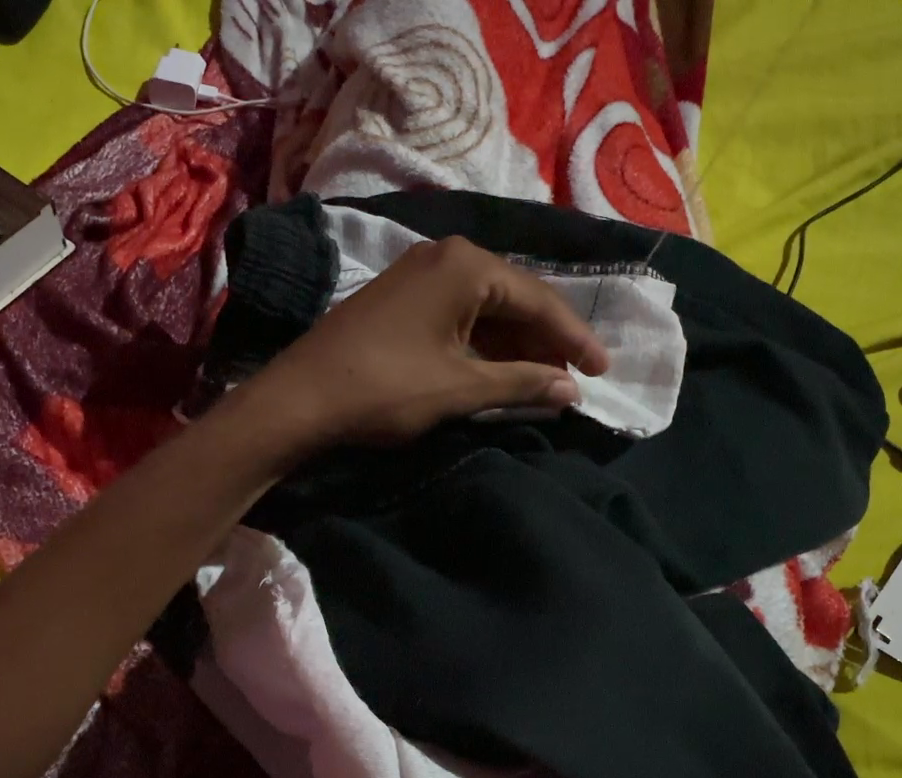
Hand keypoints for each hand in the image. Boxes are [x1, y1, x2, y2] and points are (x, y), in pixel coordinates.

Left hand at [245, 236, 610, 447]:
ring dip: (512, 346)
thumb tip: (572, 390)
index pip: (538, 300)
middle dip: (544, 343)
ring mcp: (416, 274)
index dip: (573, 340)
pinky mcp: (396, 298)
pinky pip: (455, 315)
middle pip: (512, 298)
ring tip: (540, 383)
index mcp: (467, 264)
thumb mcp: (460, 388)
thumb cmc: (385, 388)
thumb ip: (521, 383)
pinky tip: (494, 371)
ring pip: (483, 308)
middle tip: (572, 381)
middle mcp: (444, 255)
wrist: (299, 398)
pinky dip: (479, 344)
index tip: (602, 372)